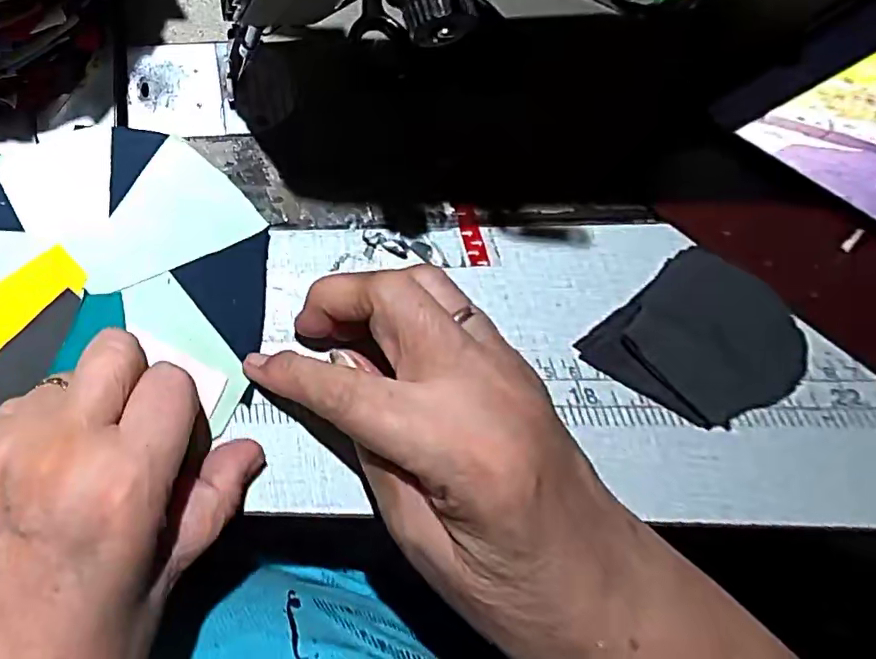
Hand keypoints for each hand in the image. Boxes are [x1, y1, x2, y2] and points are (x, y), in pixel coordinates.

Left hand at [0, 329, 264, 658]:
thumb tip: (248, 451)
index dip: (179, 409)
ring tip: (76, 465)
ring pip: (69, 374)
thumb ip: (210, 503)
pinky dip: (43, 426)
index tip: (169, 442)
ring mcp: (11, 440)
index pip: (172, 379)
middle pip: (116, 347)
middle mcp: (64, 447)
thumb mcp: (161, 580)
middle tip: (126, 433)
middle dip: (133, 380)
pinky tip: (38, 477)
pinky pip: (26, 402)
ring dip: (84, 404)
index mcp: (122, 481)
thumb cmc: (80, 643)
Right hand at [245, 265, 790, 658]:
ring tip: (342, 324)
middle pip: (391, 295)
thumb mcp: (422, 545)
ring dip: (370, 291)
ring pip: (422, 280)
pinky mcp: (514, 359)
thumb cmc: (520, 593)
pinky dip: (404, 303)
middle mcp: (481, 382)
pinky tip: (387, 337)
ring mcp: (504, 362)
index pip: (348, 384)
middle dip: (333, 298)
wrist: (614, 594)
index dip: (293, 371)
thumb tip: (338, 378)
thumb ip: (370, 451)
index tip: (262, 362)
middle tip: (306, 330)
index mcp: (454, 442)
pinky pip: (449, 302)